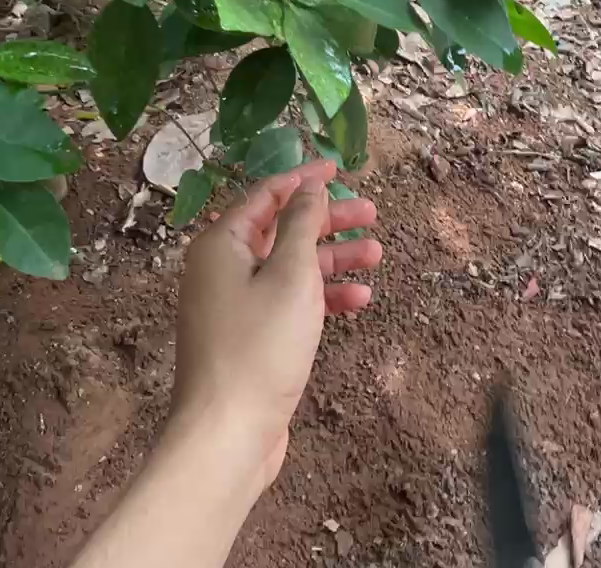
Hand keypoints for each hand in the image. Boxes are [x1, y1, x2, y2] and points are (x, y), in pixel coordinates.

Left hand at [170, 159, 380, 479]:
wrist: (228, 433)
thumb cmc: (260, 343)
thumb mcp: (291, 273)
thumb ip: (302, 224)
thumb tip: (309, 187)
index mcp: (223, 243)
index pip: (267, 195)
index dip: (305, 179)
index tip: (338, 168)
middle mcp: (224, 266)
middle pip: (283, 230)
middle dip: (329, 221)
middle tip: (371, 212)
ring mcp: (237, 303)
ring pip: (291, 266)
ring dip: (334, 259)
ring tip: (378, 255)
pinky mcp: (251, 335)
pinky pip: (289, 300)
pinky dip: (322, 296)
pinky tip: (360, 299)